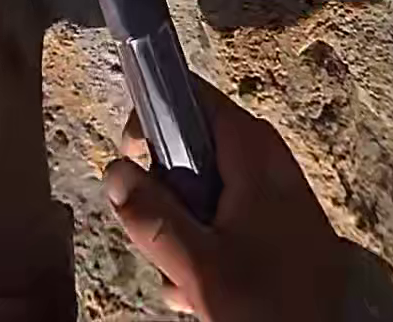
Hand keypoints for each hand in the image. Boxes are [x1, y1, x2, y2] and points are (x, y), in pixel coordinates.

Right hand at [104, 78, 347, 320]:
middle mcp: (259, 151)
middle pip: (186, 142)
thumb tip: (113, 172)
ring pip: (199, 181)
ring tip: (184, 272)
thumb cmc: (279, 302)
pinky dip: (205, 239)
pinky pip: (221, 207)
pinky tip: (204, 283)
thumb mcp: (204, 266)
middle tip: (160, 231)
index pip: (185, 92)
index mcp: (248, 142)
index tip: (133, 158)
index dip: (151, 118)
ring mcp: (268, 183)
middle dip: (164, 190)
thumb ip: (153, 217)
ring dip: (181, 224)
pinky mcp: (272, 215)